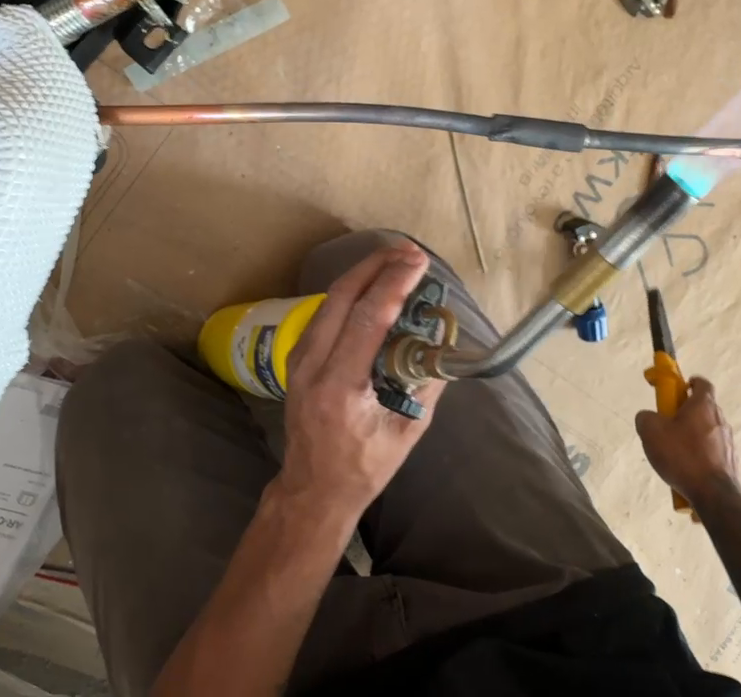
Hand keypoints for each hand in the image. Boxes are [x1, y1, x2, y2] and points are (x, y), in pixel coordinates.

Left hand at [276, 244, 442, 517]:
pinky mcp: (296, 357)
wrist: (312, 488)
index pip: (367, 320)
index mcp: (341, 388)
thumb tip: (444, 343)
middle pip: (342, 297)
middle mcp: (313, 366)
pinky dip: (350, 292)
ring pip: (330, 300)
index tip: (418, 262)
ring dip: (363, 274)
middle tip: (409, 251)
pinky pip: (324, 312)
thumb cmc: (365, 466)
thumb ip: (427, 383)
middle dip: (376, 266)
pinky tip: (371, 284)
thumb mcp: (407, 430)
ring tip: (396, 260)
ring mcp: (298, 359)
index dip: (393, 285)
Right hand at [636, 376, 739, 502]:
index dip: (689, 383)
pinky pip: (712, 451)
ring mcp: (729, 442)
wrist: (713, 494)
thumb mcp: (651, 431)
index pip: (702, 383)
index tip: (676, 391)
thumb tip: (649, 418)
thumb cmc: (682, 455)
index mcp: (703, 405)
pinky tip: (687, 469)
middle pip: (703, 408)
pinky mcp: (731, 462)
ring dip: (693, 435)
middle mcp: (720, 419)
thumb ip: (646, 417)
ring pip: (708, 430)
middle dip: (686, 412)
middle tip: (668, 424)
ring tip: (675, 453)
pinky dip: (701, 454)